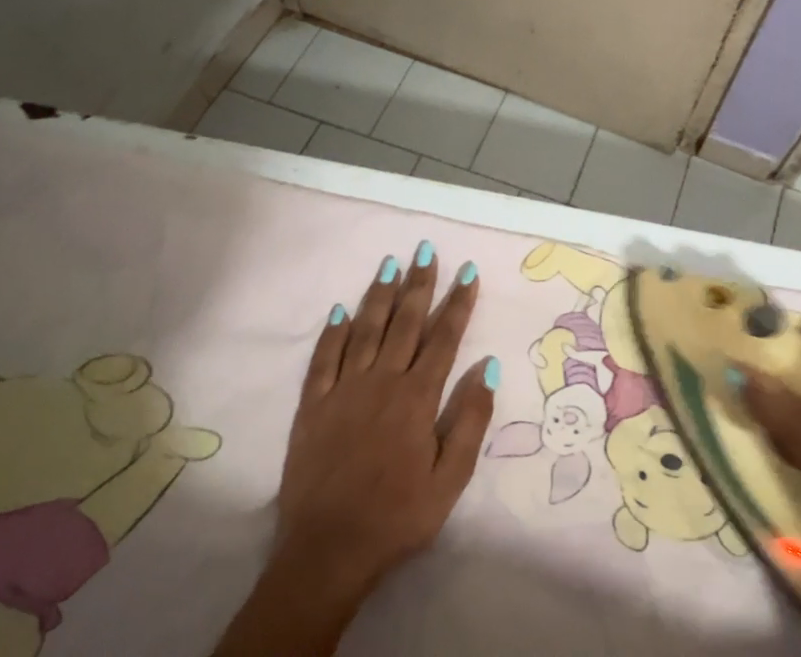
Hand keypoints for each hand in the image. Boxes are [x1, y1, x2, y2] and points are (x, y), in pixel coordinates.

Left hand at [215, 243, 496, 655]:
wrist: (328, 550)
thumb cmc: (399, 516)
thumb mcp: (451, 478)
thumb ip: (470, 419)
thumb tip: (488, 366)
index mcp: (417, 399)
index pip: (444, 339)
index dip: (458, 303)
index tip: (468, 272)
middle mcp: (380, 383)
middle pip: (404, 324)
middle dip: (419, 285)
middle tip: (426, 250)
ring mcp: (342, 392)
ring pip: (364, 331)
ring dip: (379, 296)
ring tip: (390, 265)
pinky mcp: (312, 408)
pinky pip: (323, 360)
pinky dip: (333, 333)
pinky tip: (341, 311)